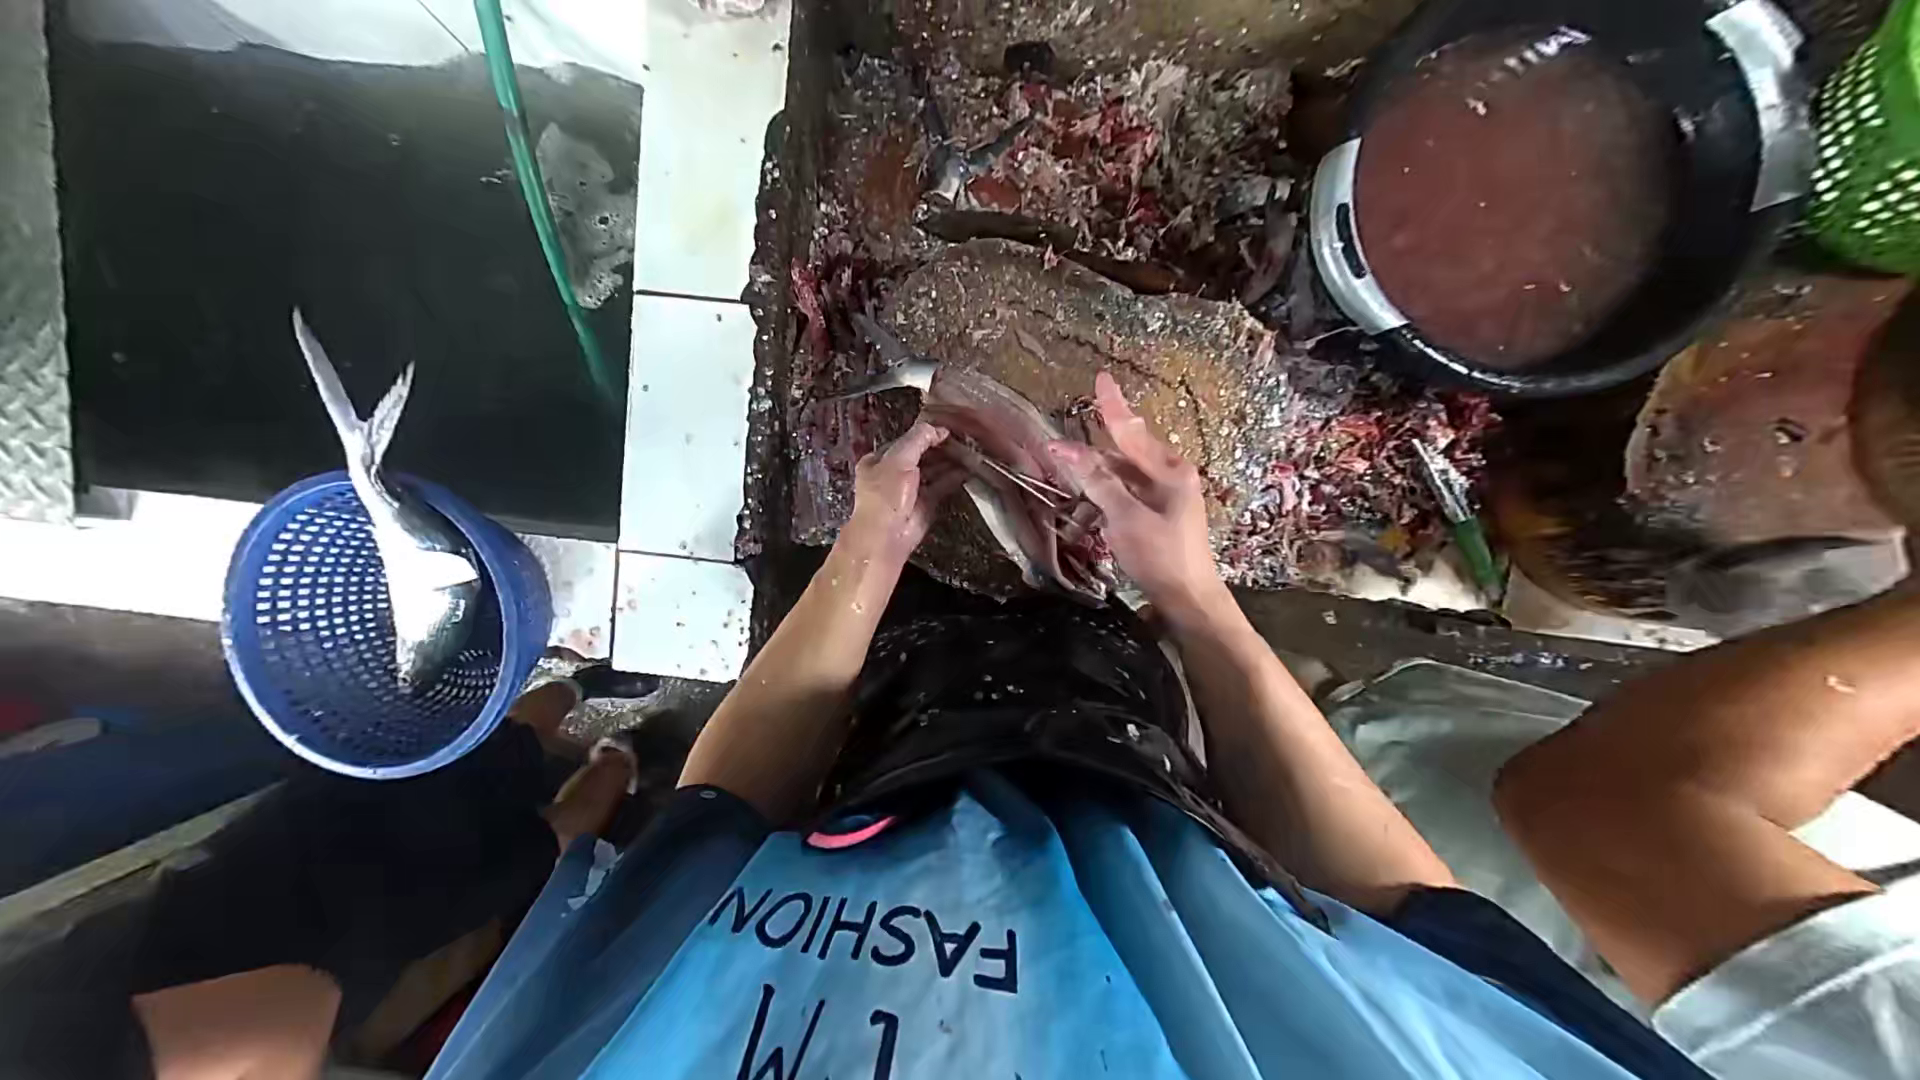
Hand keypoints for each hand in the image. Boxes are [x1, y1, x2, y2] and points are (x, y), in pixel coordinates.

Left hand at [846, 420, 965, 563]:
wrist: (886, 535)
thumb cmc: (885, 494)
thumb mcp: (898, 459)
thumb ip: (918, 440)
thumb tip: (939, 429)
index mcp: (880, 459)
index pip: (906, 441)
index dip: (925, 434)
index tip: (947, 428)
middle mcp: (894, 473)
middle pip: (922, 455)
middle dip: (941, 448)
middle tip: (963, 439)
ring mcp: (911, 489)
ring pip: (933, 469)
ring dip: (950, 461)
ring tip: (970, 451)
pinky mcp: (926, 503)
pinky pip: (941, 485)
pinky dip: (953, 477)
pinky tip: (967, 468)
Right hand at [1048, 372, 1224, 614]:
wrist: (1189, 598)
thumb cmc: (1160, 556)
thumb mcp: (1125, 517)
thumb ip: (1098, 481)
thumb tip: (1067, 451)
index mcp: (1170, 471)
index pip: (1131, 431)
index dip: (1112, 406)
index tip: (1101, 378)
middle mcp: (1169, 476)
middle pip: (1122, 455)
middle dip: (1090, 455)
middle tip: (1058, 450)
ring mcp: (1164, 497)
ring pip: (1120, 479)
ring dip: (1094, 485)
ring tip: (1067, 492)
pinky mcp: (1156, 515)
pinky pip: (1124, 497)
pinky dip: (1103, 502)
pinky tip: (1086, 514)